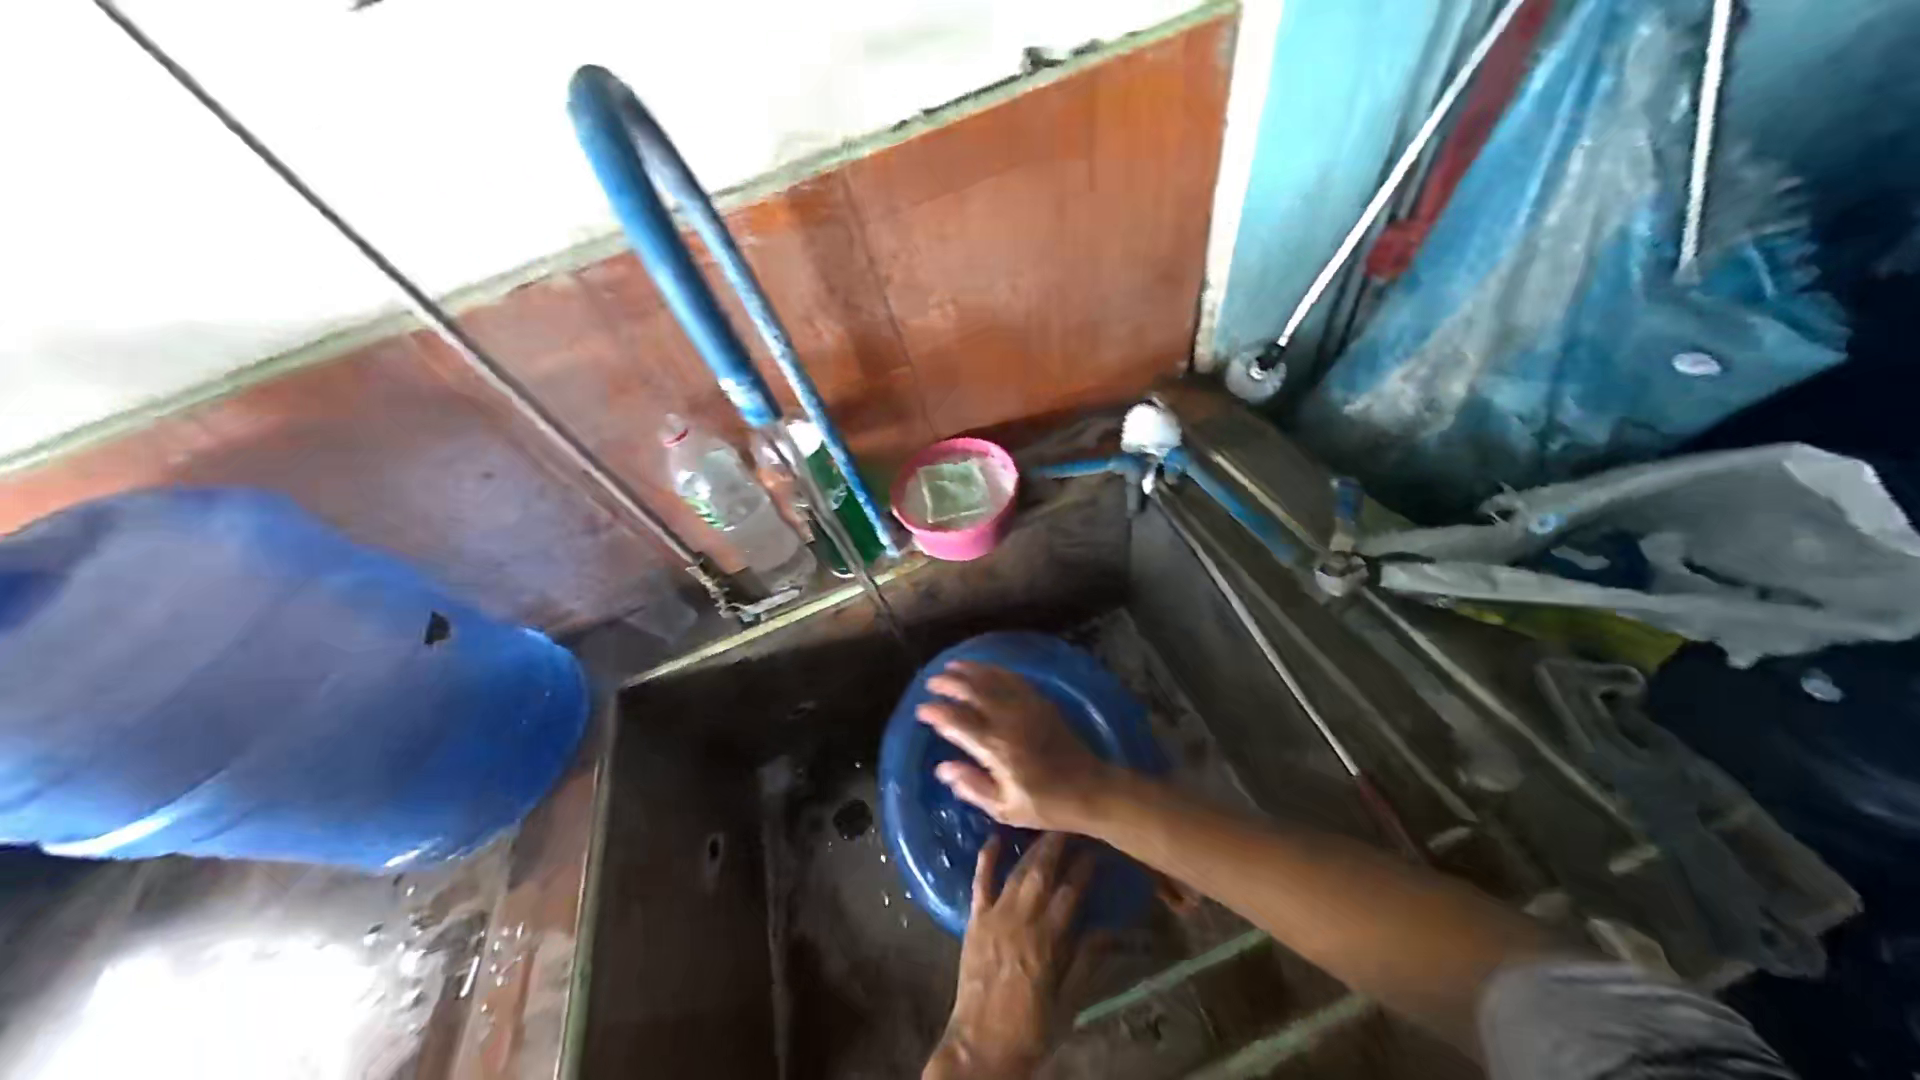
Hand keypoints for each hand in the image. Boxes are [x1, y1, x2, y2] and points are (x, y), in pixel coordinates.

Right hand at [916, 661, 1114, 832]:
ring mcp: (1027, 708)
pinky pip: (1014, 679)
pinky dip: (995, 670)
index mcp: (996, 749)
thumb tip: (942, 769)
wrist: (1090, 789)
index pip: (958, 722)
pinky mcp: (1041, 702)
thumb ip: (971, 786)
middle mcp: (1009, 721)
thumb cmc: (1045, 804)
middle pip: (972, 691)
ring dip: (969, 671)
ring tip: (951, 667)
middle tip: (932, 683)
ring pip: (992, 679)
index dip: (937, 712)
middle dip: (949, 684)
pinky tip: (985, 669)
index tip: (922, 711)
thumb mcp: (1004, 808)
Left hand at [925, 834, 1092, 1079]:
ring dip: (1032, 847)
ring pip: (1016, 872)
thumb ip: (1086, 962)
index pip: (1071, 893)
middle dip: (1058, 843)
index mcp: (1047, 941)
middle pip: (1042, 873)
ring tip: (1045, 824)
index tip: (1097, 847)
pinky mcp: (974, 921)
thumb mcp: (1068, 1003)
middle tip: (1072, 821)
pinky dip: (986, 859)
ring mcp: (994, 917)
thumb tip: (1109, 928)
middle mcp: (1020, 920)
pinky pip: (980, 883)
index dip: (1085, 867)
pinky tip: (994, 838)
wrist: (980, 1048)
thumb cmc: (1030, 1030)